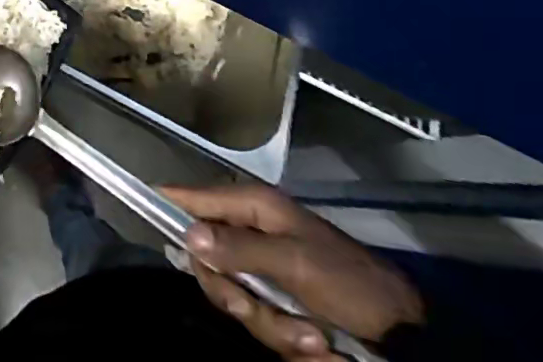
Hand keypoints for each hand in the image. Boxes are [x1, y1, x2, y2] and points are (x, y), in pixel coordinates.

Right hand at [161, 182, 422, 359]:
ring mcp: (262, 272)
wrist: (407, 340)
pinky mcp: (276, 307)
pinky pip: (256, 323)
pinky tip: (315, 344)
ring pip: (229, 297)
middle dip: (232, 293)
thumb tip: (187, 235)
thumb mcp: (298, 263)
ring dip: (269, 325)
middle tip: (256, 307)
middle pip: (203, 260)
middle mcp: (249, 235)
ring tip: (310, 337)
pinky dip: (286, 341)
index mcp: (252, 208)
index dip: (165, 203)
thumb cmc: (350, 284)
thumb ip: (242, 249)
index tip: (136, 203)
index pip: (191, 198)